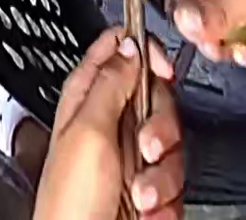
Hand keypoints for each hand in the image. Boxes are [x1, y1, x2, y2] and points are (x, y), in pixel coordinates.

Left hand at [33, 29, 184, 219]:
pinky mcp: (148, 190)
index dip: (143, 50)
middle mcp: (109, 120)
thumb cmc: (70, 202)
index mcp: (87, 95)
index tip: (161, 69)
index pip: (118, 49)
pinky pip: (176, 183)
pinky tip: (147, 213)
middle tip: (147, 146)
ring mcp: (129, 156)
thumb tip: (128, 43)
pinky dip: (166, 201)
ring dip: (162, 174)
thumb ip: (111, 82)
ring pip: (171, 142)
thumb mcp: (88, 130)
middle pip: (155, 95)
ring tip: (140, 194)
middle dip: (161, 124)